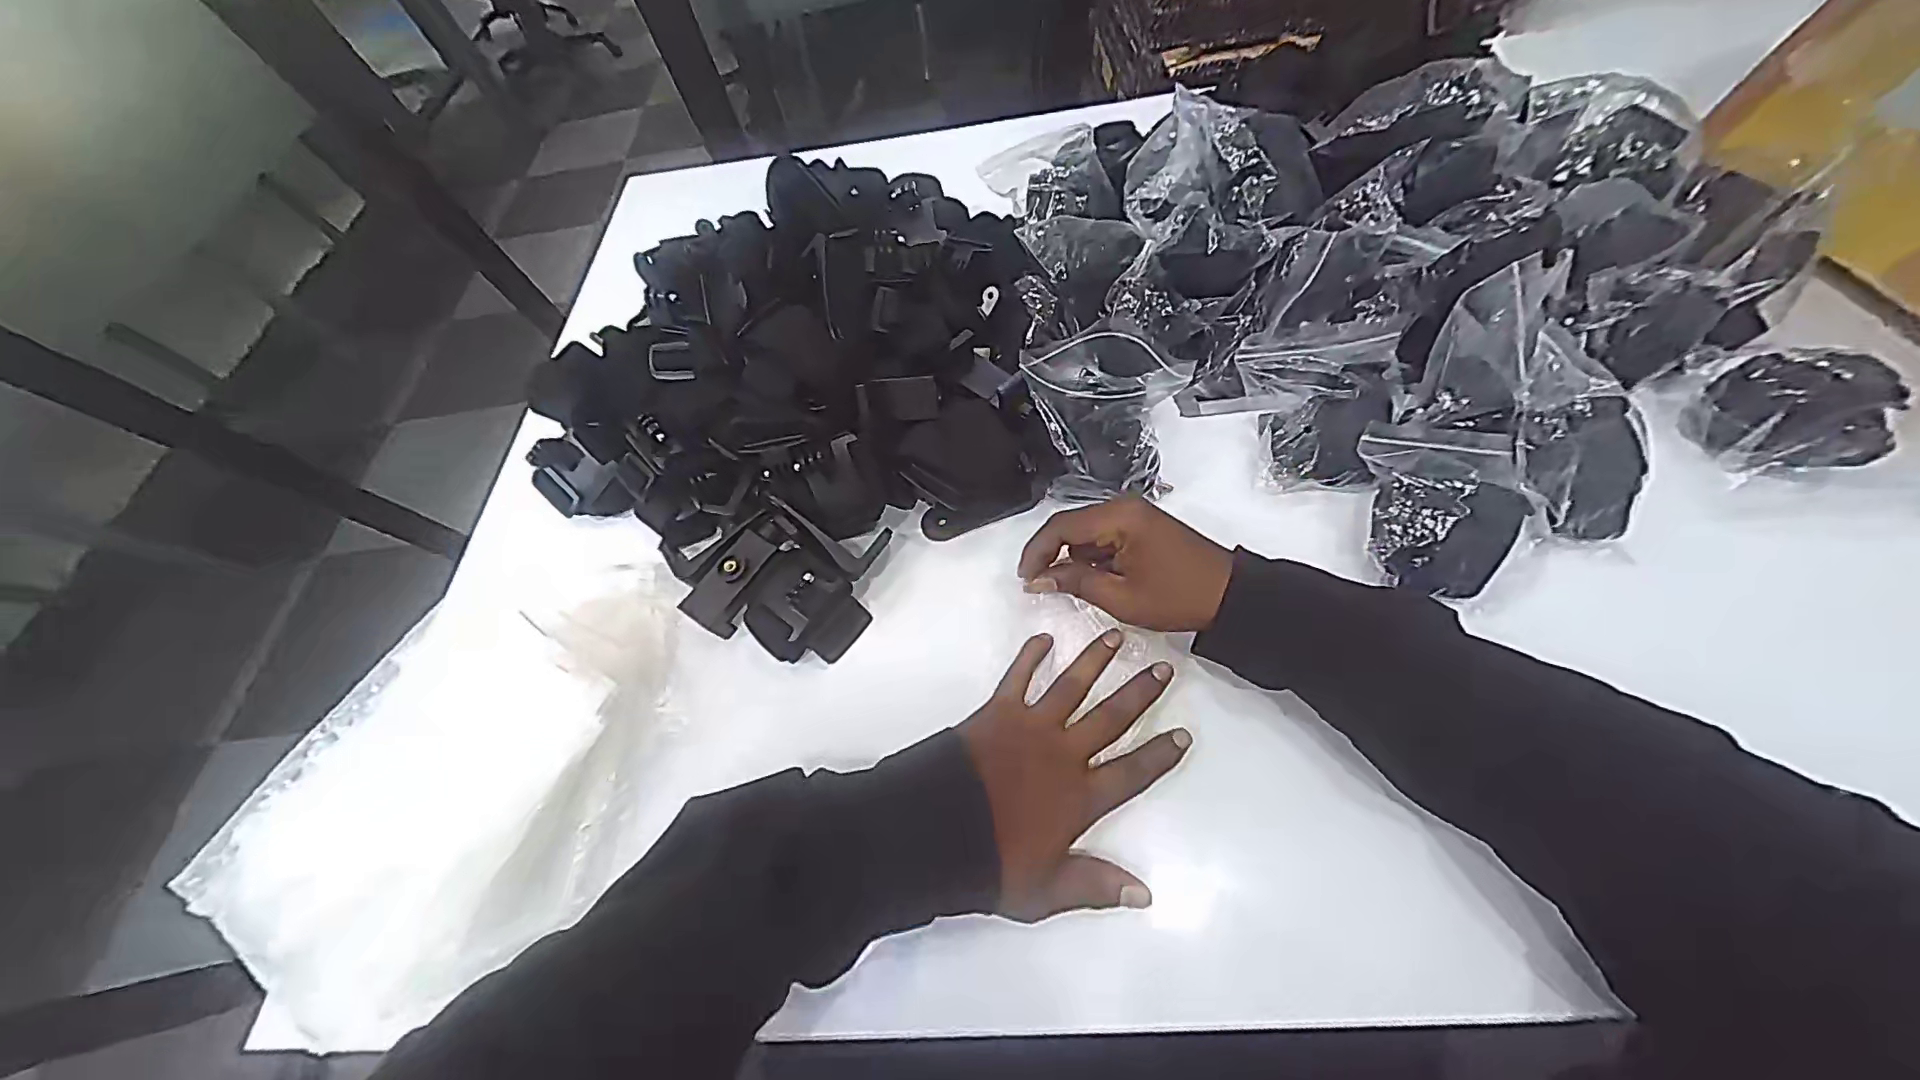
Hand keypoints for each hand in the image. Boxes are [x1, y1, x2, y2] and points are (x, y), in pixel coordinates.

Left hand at [960, 631, 1190, 921]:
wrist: (937, 830)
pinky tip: (1043, 638)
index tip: (1183, 734)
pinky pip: (1019, 677)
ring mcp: (1031, 727)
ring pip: (1072, 687)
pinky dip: (1031, 656)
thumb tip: (1144, 893)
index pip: (1132, 772)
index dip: (1160, 755)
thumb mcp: (1045, 891)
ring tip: (1116, 636)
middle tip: (1164, 670)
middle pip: (1111, 718)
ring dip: (1095, 661)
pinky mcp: (999, 711)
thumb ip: (1095, 885)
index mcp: (1079, 797)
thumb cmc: (991, 862)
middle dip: (1140, 693)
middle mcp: (1063, 754)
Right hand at [1017, 496, 1234, 632]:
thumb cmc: (1180, 596)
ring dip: (1071, 557)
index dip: (1036, 551)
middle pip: (1070, 526)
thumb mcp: (1120, 597)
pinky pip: (1103, 537)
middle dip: (1051, 554)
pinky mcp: (1141, 526)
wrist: (1230, 595)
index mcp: (1119, 517)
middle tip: (1037, 583)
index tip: (1025, 577)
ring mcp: (1134, 515)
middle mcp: (1124, 507)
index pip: (1061, 526)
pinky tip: (1089, 579)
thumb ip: (1074, 583)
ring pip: (1085, 533)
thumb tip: (1038, 579)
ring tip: (1064, 586)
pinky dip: (1091, 557)